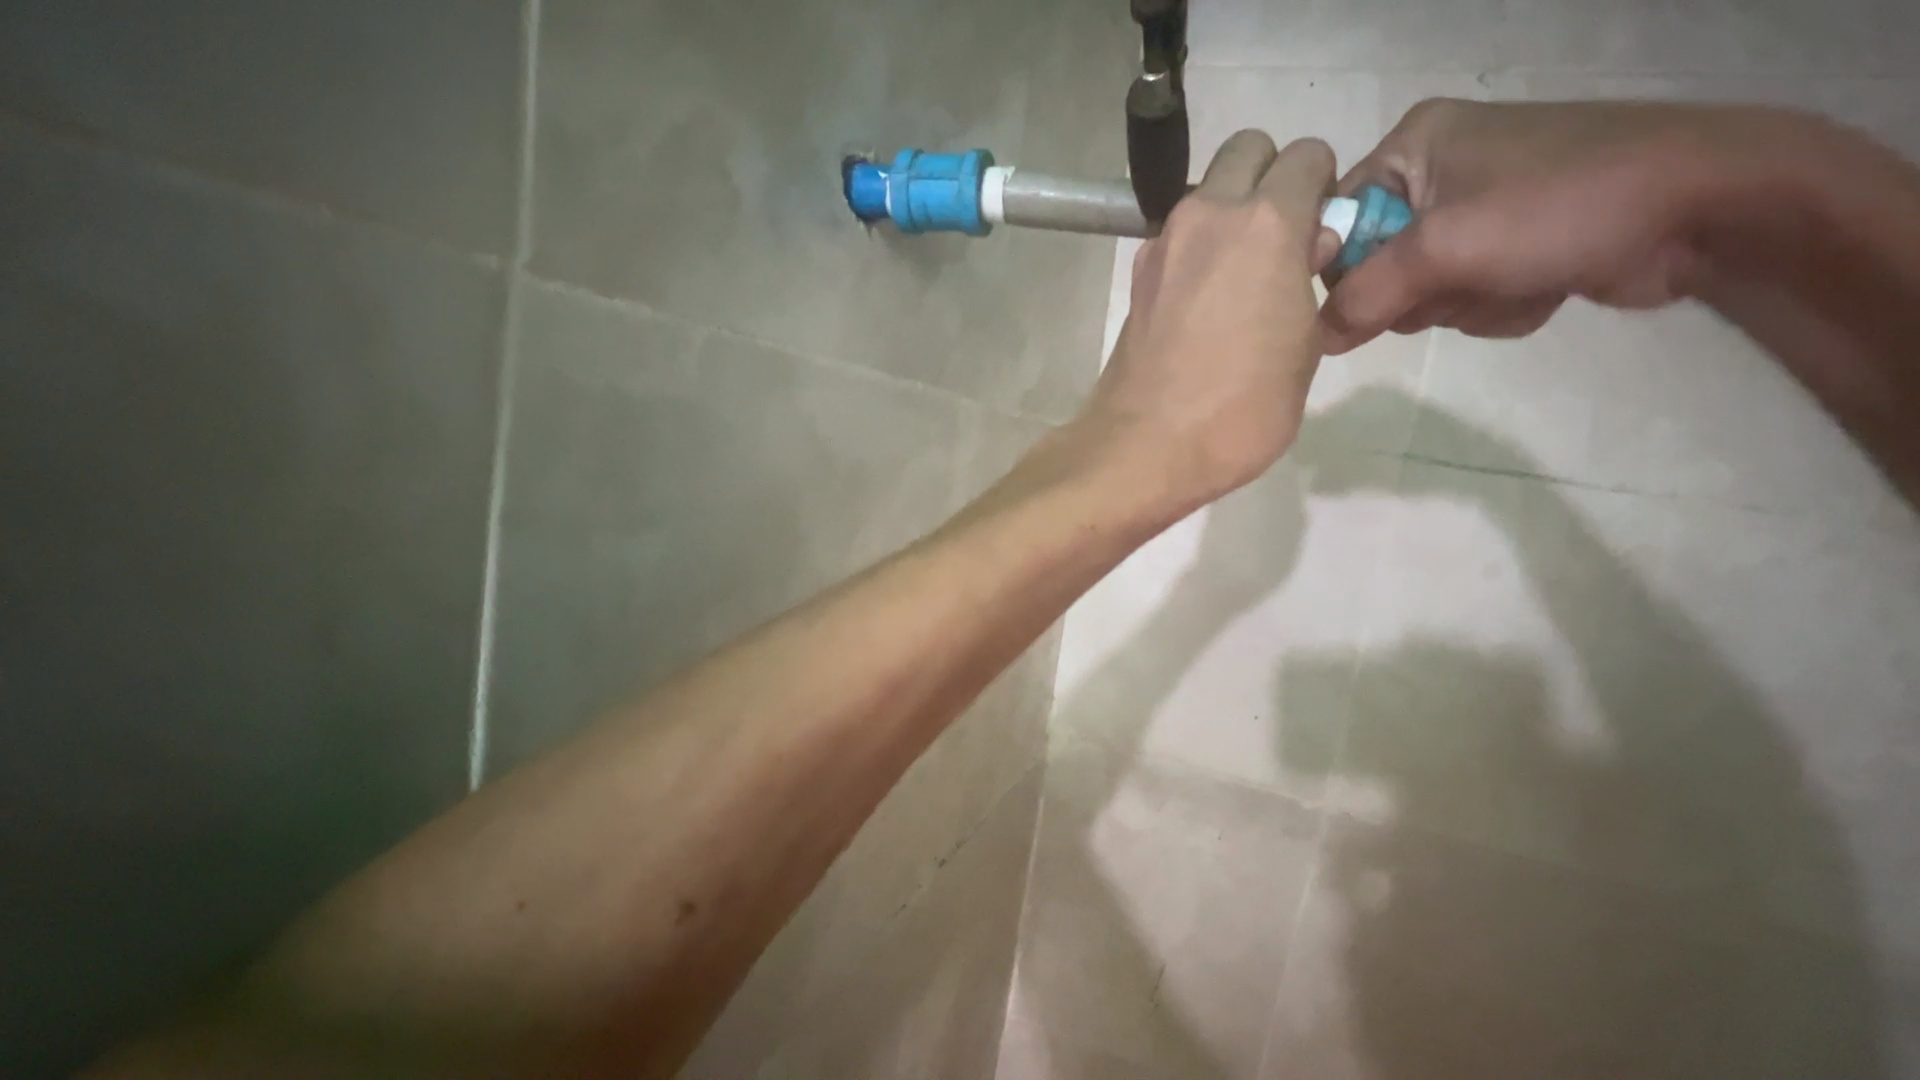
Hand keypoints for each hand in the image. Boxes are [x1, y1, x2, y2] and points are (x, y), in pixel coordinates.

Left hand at [1080, 131, 1340, 509]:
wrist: (1147, 446)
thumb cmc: (1242, 406)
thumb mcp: (1306, 346)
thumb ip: (1308, 280)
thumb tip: (1303, 247)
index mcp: (1266, 222)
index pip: (1305, 155)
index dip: (1322, 184)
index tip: (1322, 229)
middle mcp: (1208, 216)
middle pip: (1246, 151)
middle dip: (1271, 177)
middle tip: (1282, 239)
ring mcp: (1164, 243)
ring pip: (1206, 193)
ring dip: (1230, 214)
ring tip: (1243, 279)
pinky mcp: (1137, 276)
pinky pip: (1178, 236)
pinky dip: (1198, 249)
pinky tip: (1206, 304)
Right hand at [1321, 99, 1739, 353]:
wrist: (1704, 205)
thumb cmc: (1558, 206)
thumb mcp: (1442, 250)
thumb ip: (1363, 297)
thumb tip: (1314, 339)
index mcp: (1413, 146)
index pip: (1334, 223)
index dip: (1341, 271)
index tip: (1364, 302)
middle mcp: (1438, 173)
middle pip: (1376, 266)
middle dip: (1418, 290)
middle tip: (1455, 283)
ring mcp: (1480, 210)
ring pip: (1424, 292)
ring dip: (1463, 303)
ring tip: (1514, 280)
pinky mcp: (1515, 244)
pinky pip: (1468, 297)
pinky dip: (1497, 305)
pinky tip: (1541, 286)